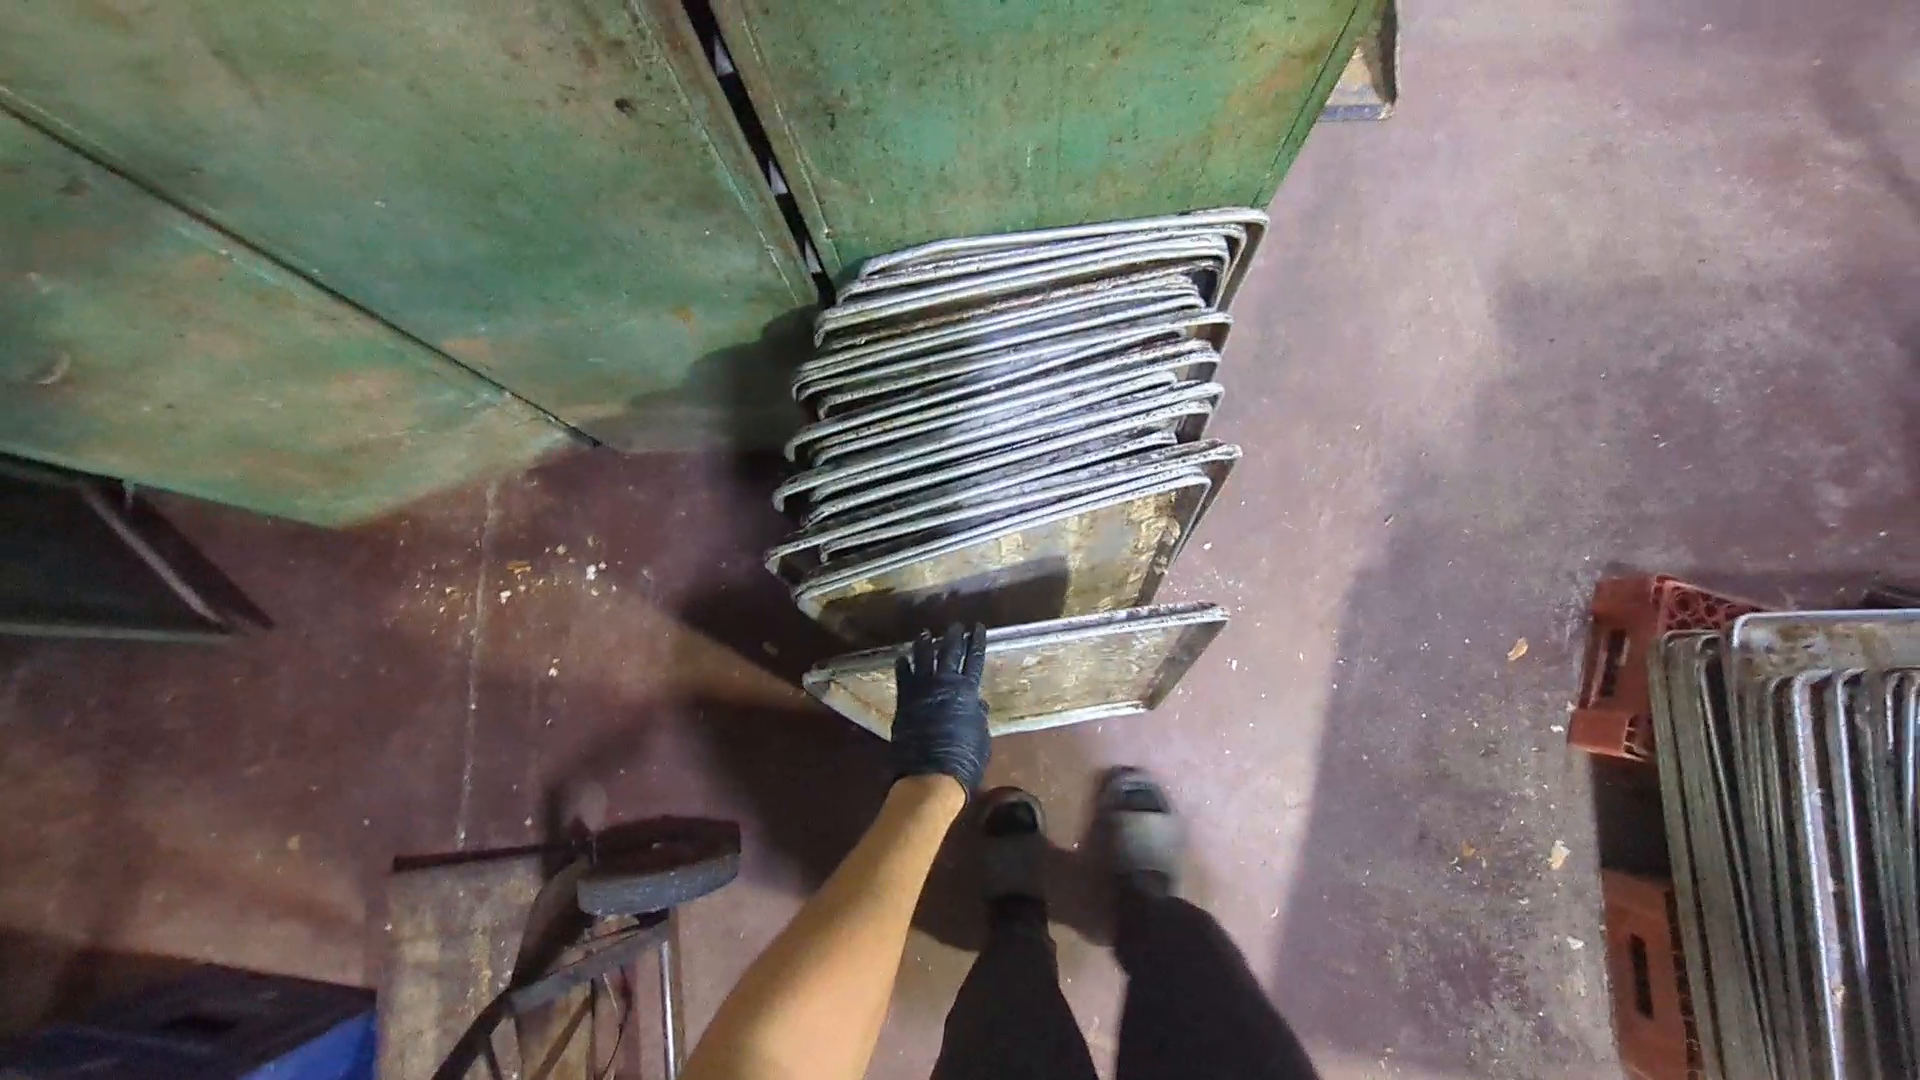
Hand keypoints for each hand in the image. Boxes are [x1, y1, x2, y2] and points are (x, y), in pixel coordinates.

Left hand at [890, 623, 989, 797]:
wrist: (931, 773)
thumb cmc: (964, 758)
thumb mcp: (981, 736)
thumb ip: (979, 717)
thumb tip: (979, 704)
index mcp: (967, 691)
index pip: (975, 659)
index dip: (977, 641)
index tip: (977, 627)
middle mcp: (945, 684)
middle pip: (949, 653)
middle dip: (953, 636)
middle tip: (955, 624)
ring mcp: (922, 691)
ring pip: (923, 659)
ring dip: (925, 645)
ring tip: (925, 633)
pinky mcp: (904, 702)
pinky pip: (903, 678)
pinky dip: (903, 666)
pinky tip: (901, 657)